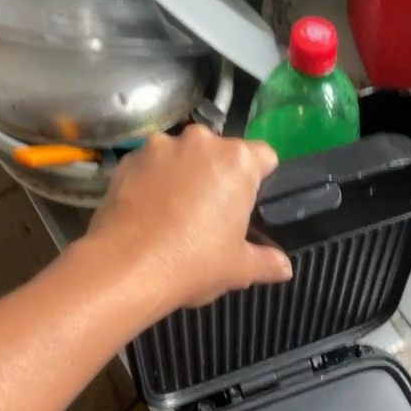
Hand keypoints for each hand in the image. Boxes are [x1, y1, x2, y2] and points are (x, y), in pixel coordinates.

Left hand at [76, 126, 291, 310]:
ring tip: (177, 217)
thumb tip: (285, 268)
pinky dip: (155, 184)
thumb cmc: (194, 263)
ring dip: (185, 177)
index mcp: (237, 161)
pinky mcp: (127, 160)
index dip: (261, 181)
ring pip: (184, 158)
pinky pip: (152, 167)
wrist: (126, 268)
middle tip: (214, 218)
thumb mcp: (239, 269)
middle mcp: (200, 142)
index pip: (265, 157)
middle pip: (221, 154)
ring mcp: (159, 147)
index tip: (250, 207)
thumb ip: (267, 262)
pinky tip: (151, 216)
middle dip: (220, 178)